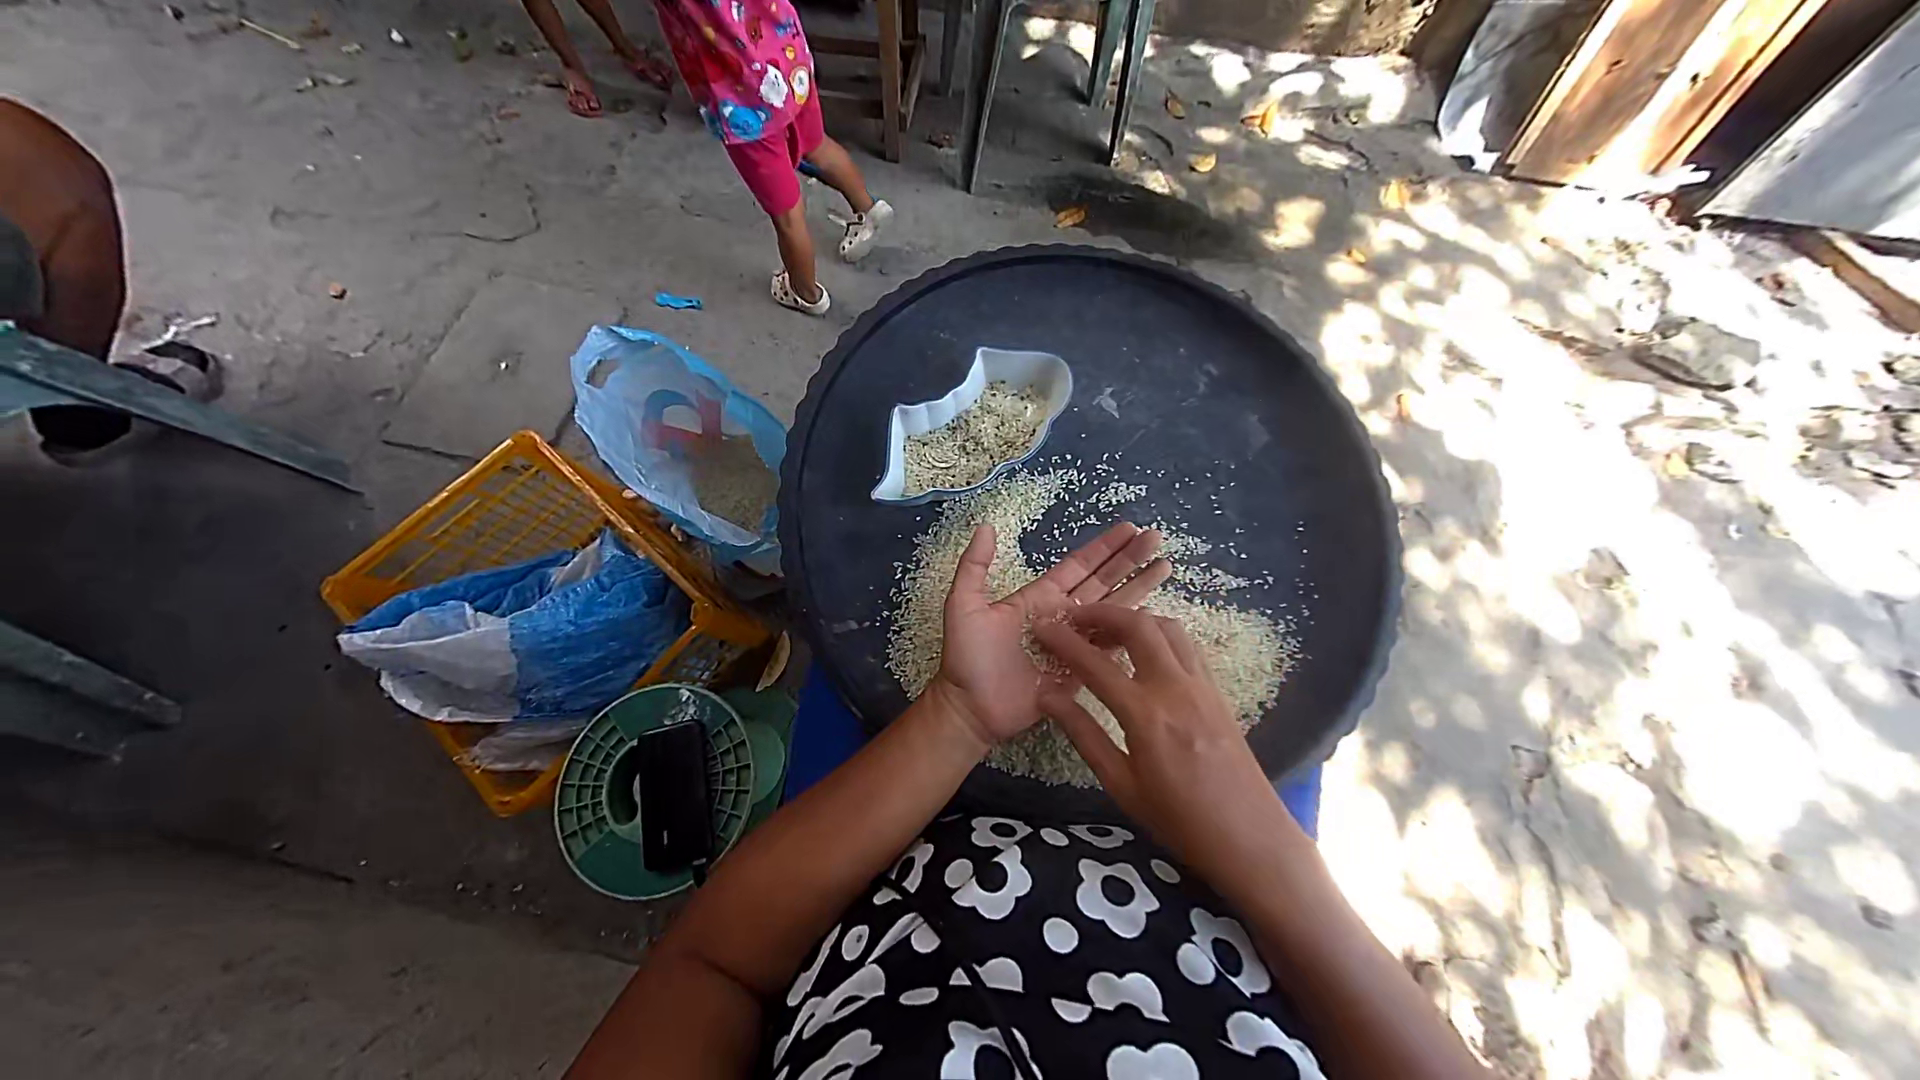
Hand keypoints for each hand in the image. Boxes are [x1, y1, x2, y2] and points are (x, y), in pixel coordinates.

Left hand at [930, 522, 1168, 748]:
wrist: (970, 708)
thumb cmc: (967, 656)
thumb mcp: (964, 604)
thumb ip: (975, 566)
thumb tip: (986, 526)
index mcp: (1040, 597)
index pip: (1078, 565)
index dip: (1103, 547)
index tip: (1128, 528)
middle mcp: (1063, 616)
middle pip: (1103, 581)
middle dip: (1129, 559)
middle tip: (1156, 538)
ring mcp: (1076, 644)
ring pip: (1114, 610)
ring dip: (1138, 588)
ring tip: (1165, 566)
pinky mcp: (1082, 671)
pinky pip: (1111, 648)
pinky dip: (1133, 632)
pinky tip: (1155, 617)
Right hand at [1033, 604, 1290, 881]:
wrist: (1251, 840)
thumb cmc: (1179, 821)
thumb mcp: (1121, 785)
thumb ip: (1083, 734)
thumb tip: (1046, 696)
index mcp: (1146, 716)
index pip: (1095, 664)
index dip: (1064, 640)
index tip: (1042, 626)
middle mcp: (1176, 688)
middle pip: (1138, 625)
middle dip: (1102, 613)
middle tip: (1075, 619)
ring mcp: (1202, 685)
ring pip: (1167, 627)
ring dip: (1134, 619)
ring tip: (1108, 631)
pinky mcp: (1217, 690)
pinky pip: (1187, 646)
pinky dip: (1160, 634)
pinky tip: (1145, 651)